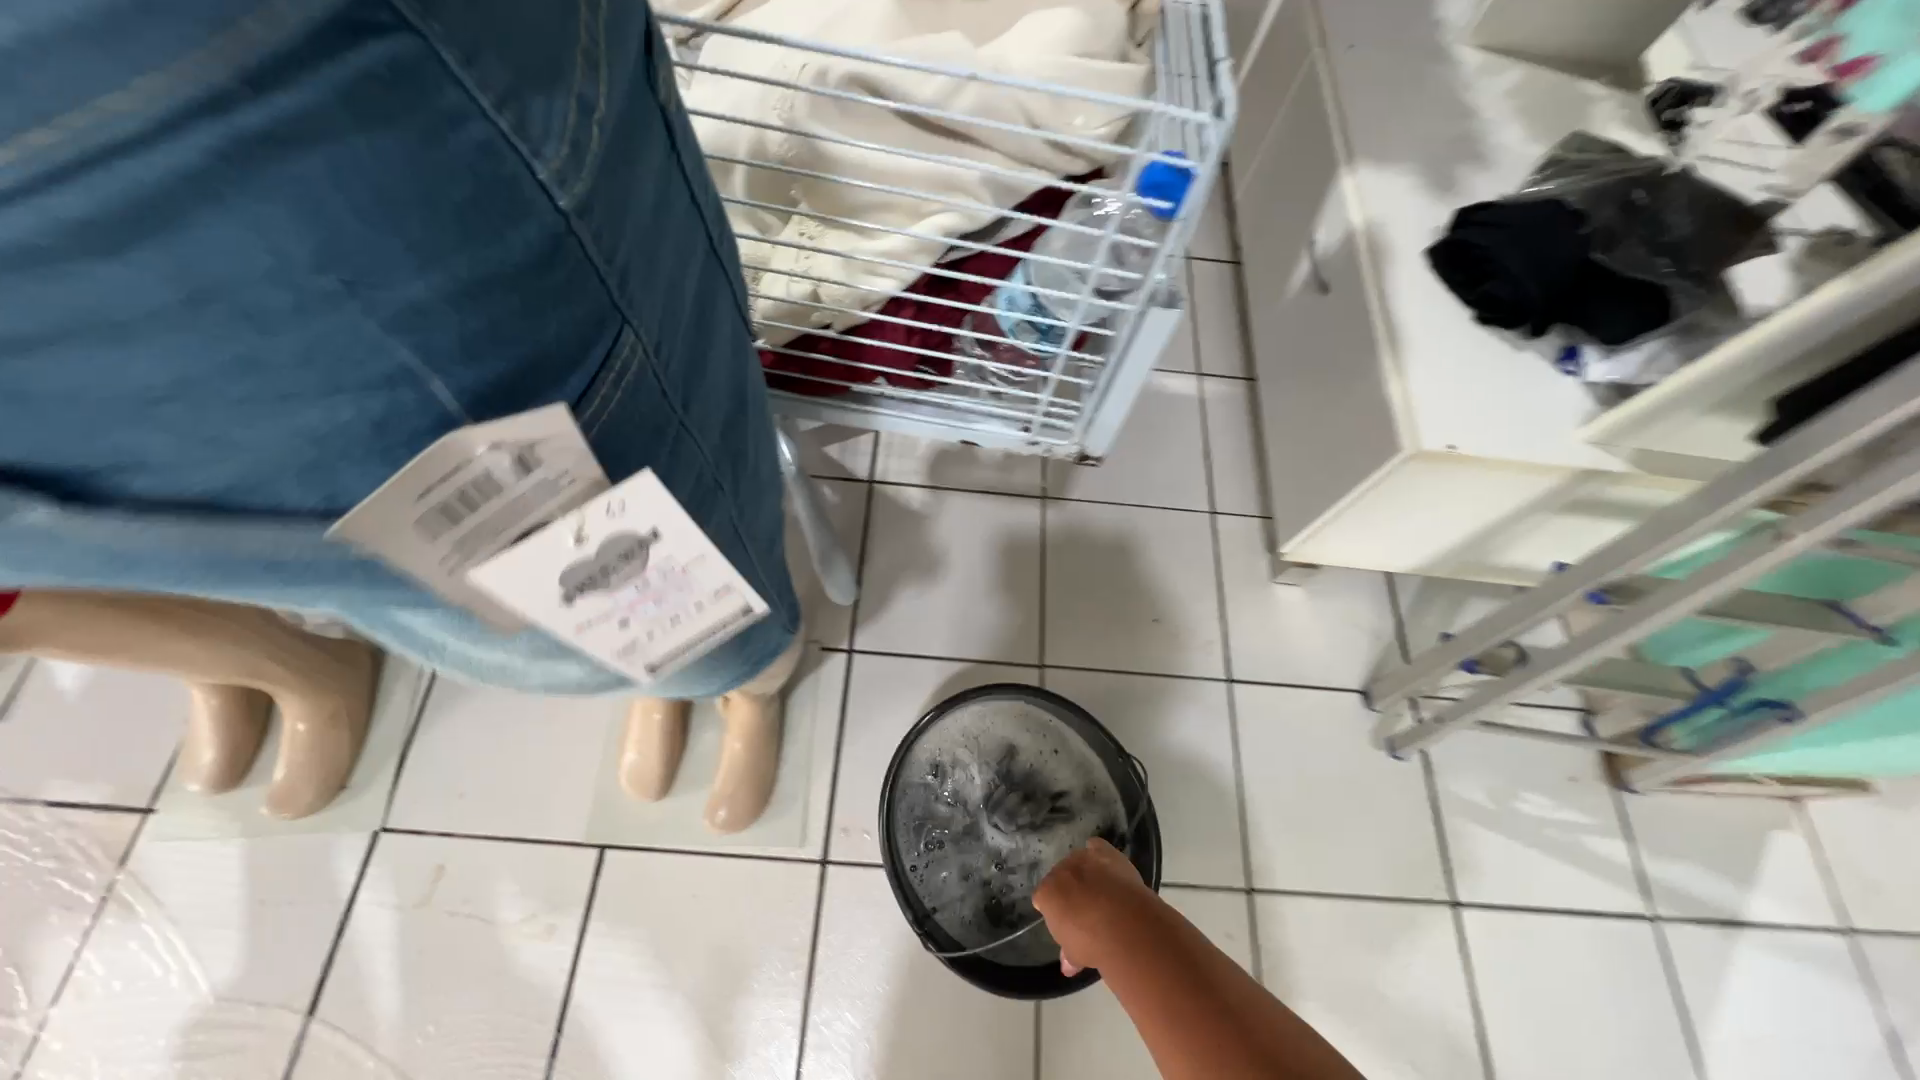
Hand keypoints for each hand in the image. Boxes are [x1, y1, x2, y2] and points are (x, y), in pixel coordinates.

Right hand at [1032, 838, 1154, 975]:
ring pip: (1078, 862)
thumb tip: (1067, 966)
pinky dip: (1098, 852)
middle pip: (1060, 878)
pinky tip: (1105, 863)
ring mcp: (1082, 859)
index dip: (1054, 911)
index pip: (1042, 899)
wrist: (1122, 923)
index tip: (1065, 922)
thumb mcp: (1076, 954)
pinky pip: (1096, 847)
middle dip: (1069, 891)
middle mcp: (1060, 872)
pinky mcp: (1105, 852)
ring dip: (1084, 874)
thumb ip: (1069, 955)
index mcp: (1046, 894)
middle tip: (1083, 909)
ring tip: (1099, 890)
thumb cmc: (1091, 943)